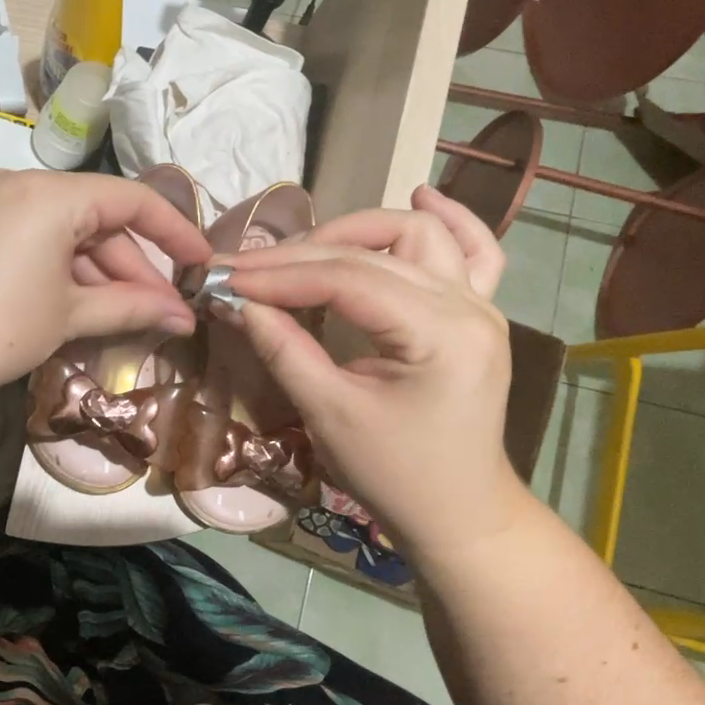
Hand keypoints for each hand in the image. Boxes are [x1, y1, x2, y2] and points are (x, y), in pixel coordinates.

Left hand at [0, 169, 211, 397]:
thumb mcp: (68, 317)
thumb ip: (130, 308)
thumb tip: (182, 317)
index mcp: (49, 193)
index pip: (131, 200)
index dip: (174, 233)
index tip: (203, 265)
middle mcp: (17, 183)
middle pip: (95, 217)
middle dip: (132, 267)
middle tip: (163, 312)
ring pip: (62, 231)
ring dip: (96, 273)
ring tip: (126, 318)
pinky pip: (30, 239)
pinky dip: (59, 269)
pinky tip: (78, 307)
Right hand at [223, 185, 525, 550]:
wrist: (457, 509)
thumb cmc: (391, 471)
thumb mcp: (328, 413)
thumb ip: (284, 349)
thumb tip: (236, 304)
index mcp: (440, 334)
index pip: (347, 279)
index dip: (279, 274)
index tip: (223, 279)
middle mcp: (468, 306)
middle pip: (374, 251)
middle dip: (298, 255)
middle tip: (240, 269)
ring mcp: (480, 305)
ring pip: (417, 236)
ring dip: (355, 231)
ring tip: (299, 247)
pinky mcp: (476, 313)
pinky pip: (473, 251)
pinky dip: (449, 220)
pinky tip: (423, 195)